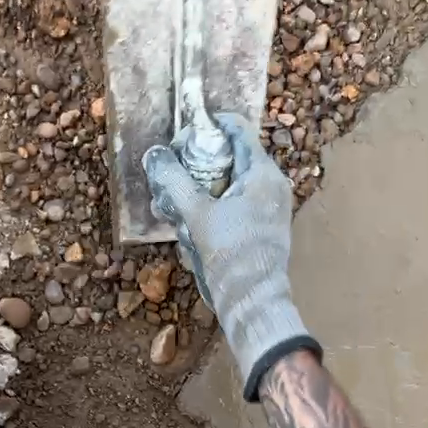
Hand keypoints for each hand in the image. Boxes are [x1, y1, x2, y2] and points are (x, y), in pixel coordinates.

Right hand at [143, 112, 320, 400]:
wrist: (253, 300)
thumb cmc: (230, 254)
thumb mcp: (196, 213)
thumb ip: (174, 181)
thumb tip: (154, 155)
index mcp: (262, 172)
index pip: (237, 129)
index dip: (207, 127)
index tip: (182, 139)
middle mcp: (273, 184)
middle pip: (233, 157)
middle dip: (199, 164)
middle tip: (173, 174)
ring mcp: (273, 207)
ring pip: (233, 184)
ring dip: (203, 190)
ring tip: (175, 205)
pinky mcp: (267, 228)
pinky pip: (238, 206)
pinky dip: (215, 208)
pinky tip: (192, 225)